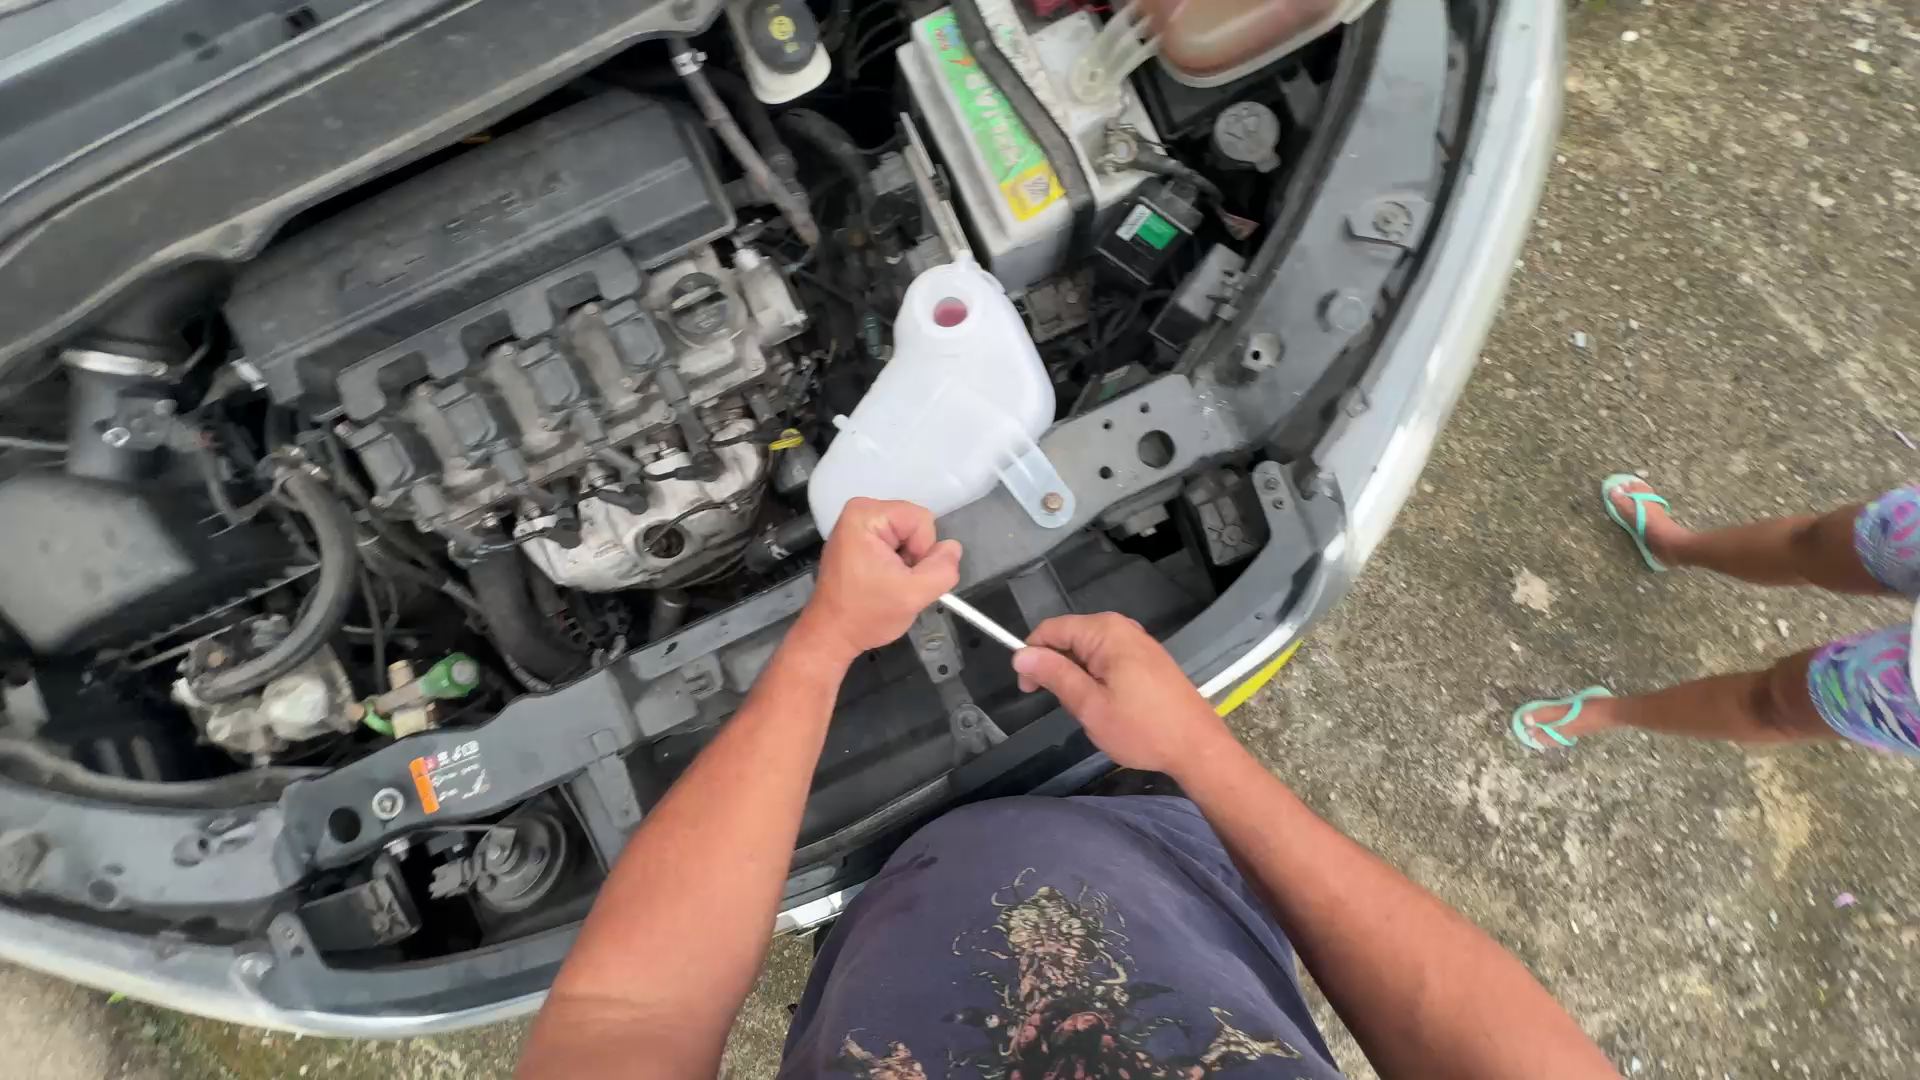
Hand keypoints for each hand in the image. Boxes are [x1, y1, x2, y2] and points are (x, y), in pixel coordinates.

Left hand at [796, 498, 960, 663]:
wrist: (832, 635)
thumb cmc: (865, 615)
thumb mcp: (914, 595)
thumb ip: (942, 569)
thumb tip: (953, 548)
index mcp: (866, 514)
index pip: (923, 519)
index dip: (923, 550)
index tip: (903, 574)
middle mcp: (859, 512)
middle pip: (915, 525)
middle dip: (914, 556)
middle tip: (895, 581)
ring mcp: (858, 526)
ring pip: (909, 536)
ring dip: (906, 562)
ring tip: (887, 583)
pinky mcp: (859, 541)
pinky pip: (896, 544)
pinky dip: (896, 564)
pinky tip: (882, 582)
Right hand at [1012, 613, 1237, 776]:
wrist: (1198, 747)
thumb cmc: (1142, 729)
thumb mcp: (1090, 705)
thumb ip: (1054, 675)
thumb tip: (1019, 654)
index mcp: (1105, 632)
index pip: (1050, 629)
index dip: (1031, 655)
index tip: (1028, 689)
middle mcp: (1121, 626)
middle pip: (1069, 636)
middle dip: (1055, 666)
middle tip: (1061, 704)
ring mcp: (1136, 641)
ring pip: (1087, 649)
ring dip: (1075, 674)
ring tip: (1086, 708)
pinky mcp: (1146, 657)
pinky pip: (1106, 657)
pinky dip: (1095, 676)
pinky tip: (1106, 703)